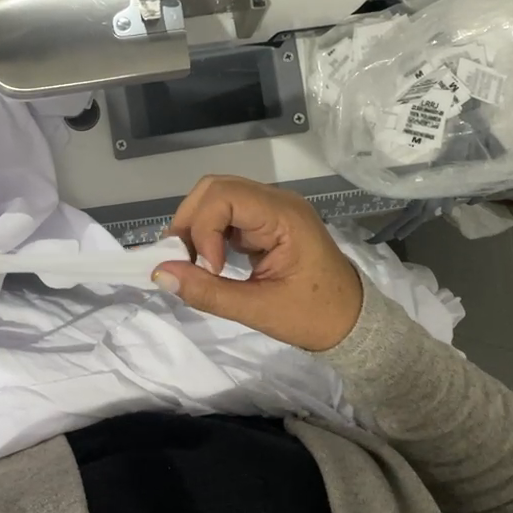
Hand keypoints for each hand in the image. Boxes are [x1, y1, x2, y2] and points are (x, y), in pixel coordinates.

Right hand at [152, 175, 362, 351]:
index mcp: (284, 216)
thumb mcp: (259, 311)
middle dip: (191, 222)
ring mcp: (270, 210)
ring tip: (194, 263)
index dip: (203, 228)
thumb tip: (160, 275)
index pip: (224, 195)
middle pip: (215, 188)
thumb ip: (208, 292)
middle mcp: (276, 202)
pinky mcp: (264, 223)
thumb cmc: (313, 317)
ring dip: (196, 227)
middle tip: (185, 261)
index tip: (208, 268)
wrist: (352, 324)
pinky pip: (225, 214)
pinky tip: (208, 261)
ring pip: (216, 198)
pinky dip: (208, 233)